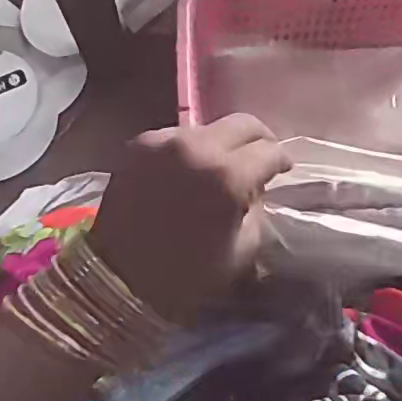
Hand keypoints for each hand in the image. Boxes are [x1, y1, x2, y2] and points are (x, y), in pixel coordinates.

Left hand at [90, 115, 293, 321]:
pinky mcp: (138, 145)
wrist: (118, 277)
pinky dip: (190, 151)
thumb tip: (254, 189)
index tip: (283, 170)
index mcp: (228, 176)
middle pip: (243, 123)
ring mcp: (163, 141)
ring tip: (220, 169)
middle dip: (259, 139)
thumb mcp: (241, 251)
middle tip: (261, 157)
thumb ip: (256, 210)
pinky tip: (188, 173)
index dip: (282, 160)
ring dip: (222, 145)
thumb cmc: (185, 276)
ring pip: (208, 129)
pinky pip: (176, 137)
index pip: (270, 151)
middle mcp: (197, 146)